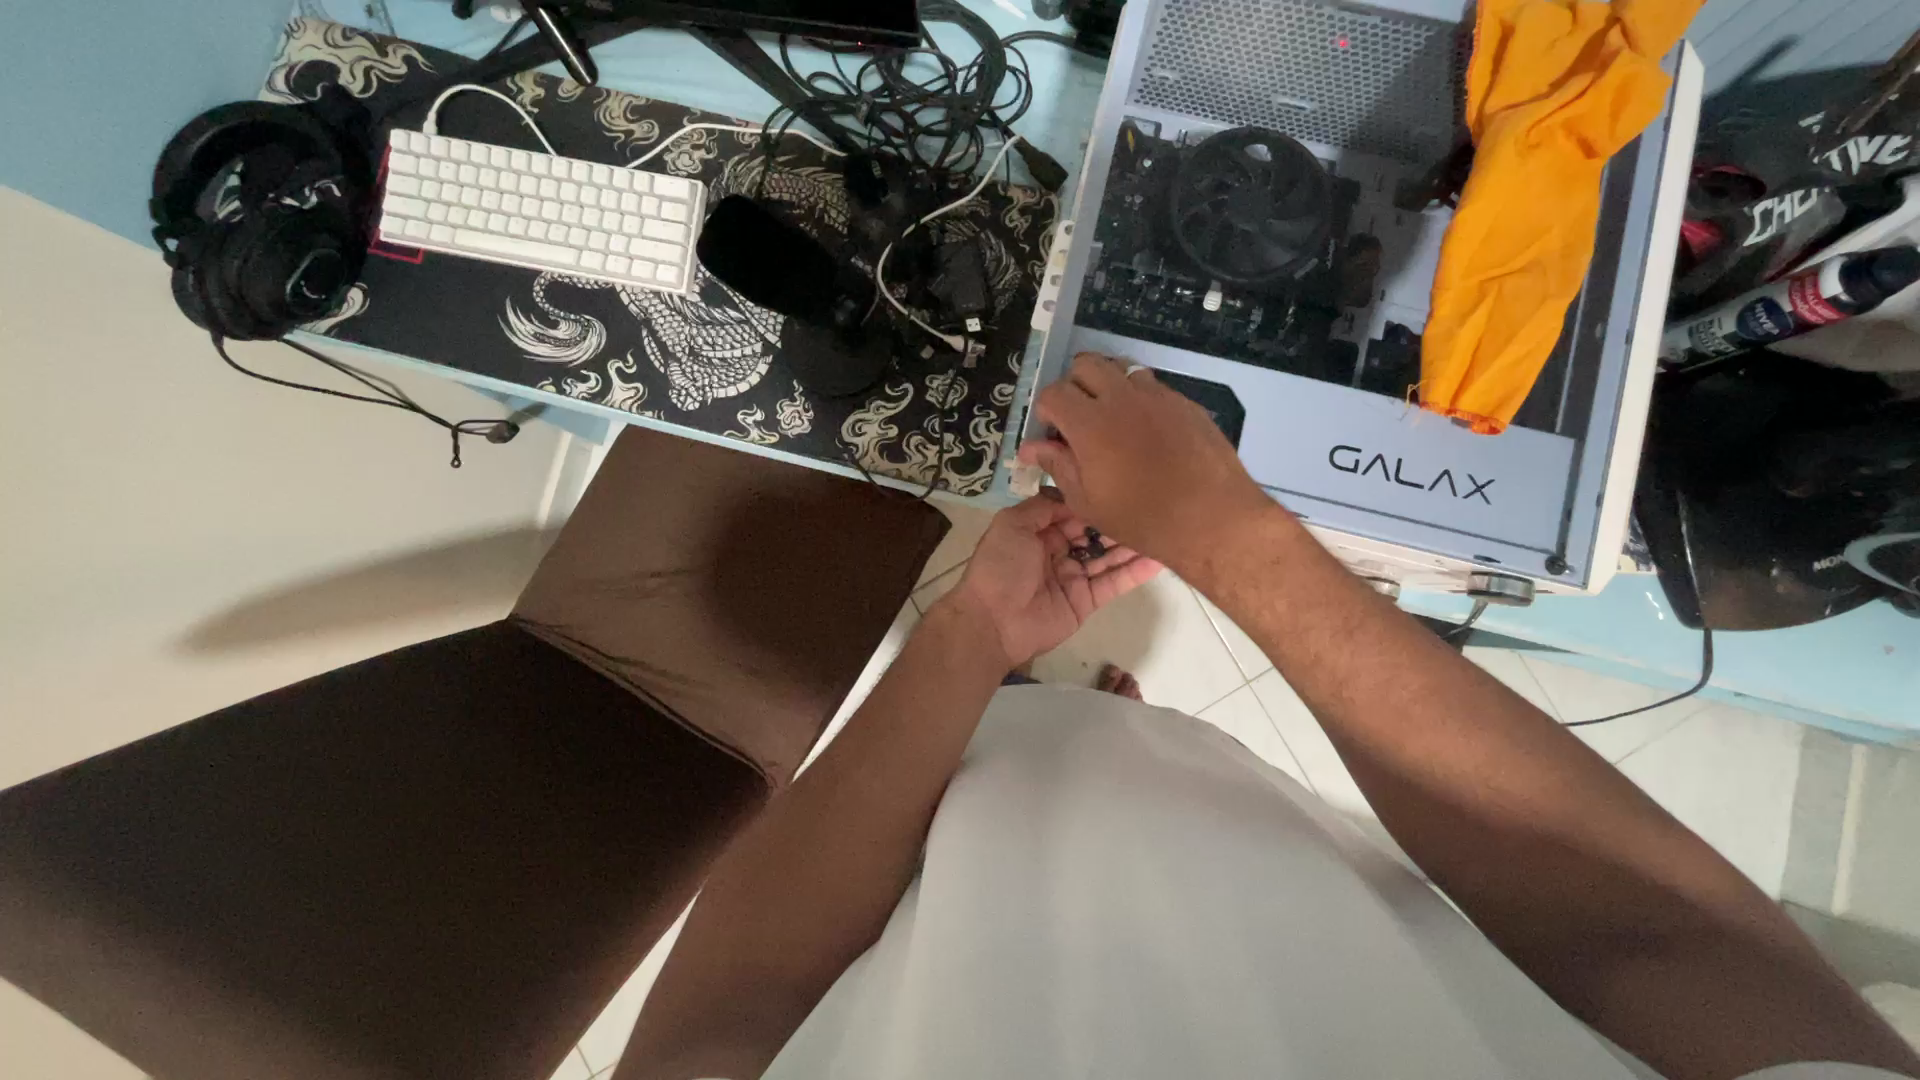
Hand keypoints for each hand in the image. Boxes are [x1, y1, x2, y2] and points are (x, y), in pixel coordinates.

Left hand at [937, 493, 1160, 668]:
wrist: (993, 621)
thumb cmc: (1000, 567)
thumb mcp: (1011, 524)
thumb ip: (1041, 506)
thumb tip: (1071, 496)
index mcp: (1036, 532)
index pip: (1070, 512)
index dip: (1090, 503)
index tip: (1115, 489)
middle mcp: (1056, 552)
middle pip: (1092, 533)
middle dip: (1114, 521)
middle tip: (1143, 508)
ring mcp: (1073, 577)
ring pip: (1107, 557)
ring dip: (1130, 544)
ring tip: (1159, 528)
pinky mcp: (1086, 601)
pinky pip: (1113, 584)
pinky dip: (1134, 572)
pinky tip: (1158, 558)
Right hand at [1015, 352, 1278, 573]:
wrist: (1212, 517)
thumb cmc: (1142, 518)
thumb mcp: (1088, 502)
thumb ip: (1057, 465)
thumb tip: (1030, 447)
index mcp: (1090, 423)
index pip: (1053, 392)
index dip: (1046, 411)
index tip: (1054, 434)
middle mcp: (1122, 397)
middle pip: (1086, 364)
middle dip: (1074, 386)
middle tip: (1079, 420)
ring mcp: (1157, 396)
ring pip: (1121, 369)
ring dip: (1109, 386)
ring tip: (1113, 421)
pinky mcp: (1185, 402)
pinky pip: (1153, 387)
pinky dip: (1140, 400)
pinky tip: (1148, 434)